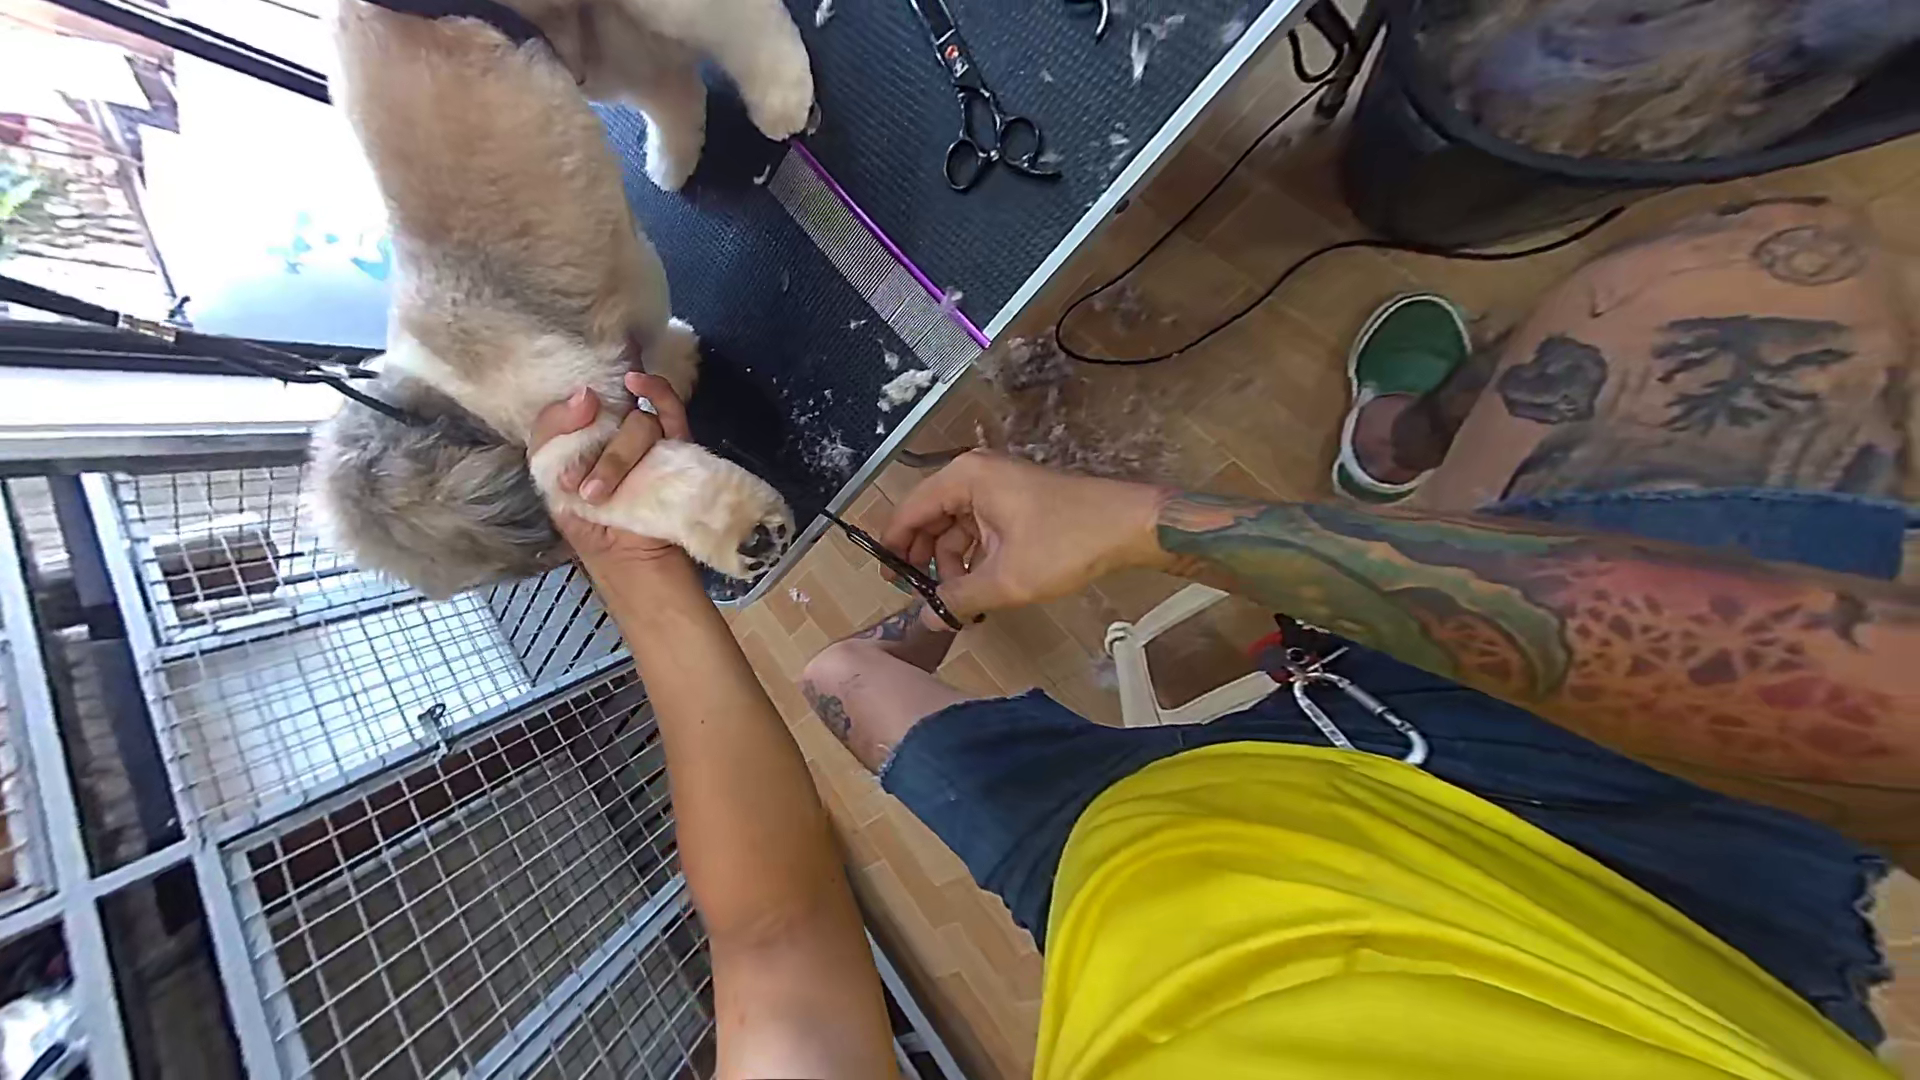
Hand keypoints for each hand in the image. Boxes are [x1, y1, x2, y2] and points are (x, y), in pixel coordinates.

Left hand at [529, 372, 689, 567]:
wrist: (638, 564)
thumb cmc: (595, 530)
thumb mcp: (556, 488)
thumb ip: (555, 441)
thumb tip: (584, 395)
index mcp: (585, 441)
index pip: (577, 409)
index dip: (568, 416)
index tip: (568, 440)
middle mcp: (616, 436)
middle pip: (610, 418)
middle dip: (598, 458)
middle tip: (589, 493)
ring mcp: (651, 442)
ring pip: (637, 423)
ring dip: (619, 457)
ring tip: (605, 495)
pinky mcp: (680, 449)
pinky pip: (671, 411)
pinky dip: (657, 392)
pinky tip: (638, 382)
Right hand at [880, 452, 1168, 621]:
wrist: (1130, 525)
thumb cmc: (1065, 543)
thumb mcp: (1006, 579)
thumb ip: (958, 598)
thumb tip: (926, 618)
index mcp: (964, 478)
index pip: (910, 511)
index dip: (894, 548)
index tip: (888, 582)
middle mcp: (974, 474)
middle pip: (931, 518)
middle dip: (926, 559)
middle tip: (922, 596)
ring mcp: (996, 486)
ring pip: (955, 526)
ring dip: (952, 562)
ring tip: (958, 599)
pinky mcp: (1014, 501)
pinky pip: (979, 528)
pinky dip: (974, 556)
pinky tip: (979, 586)